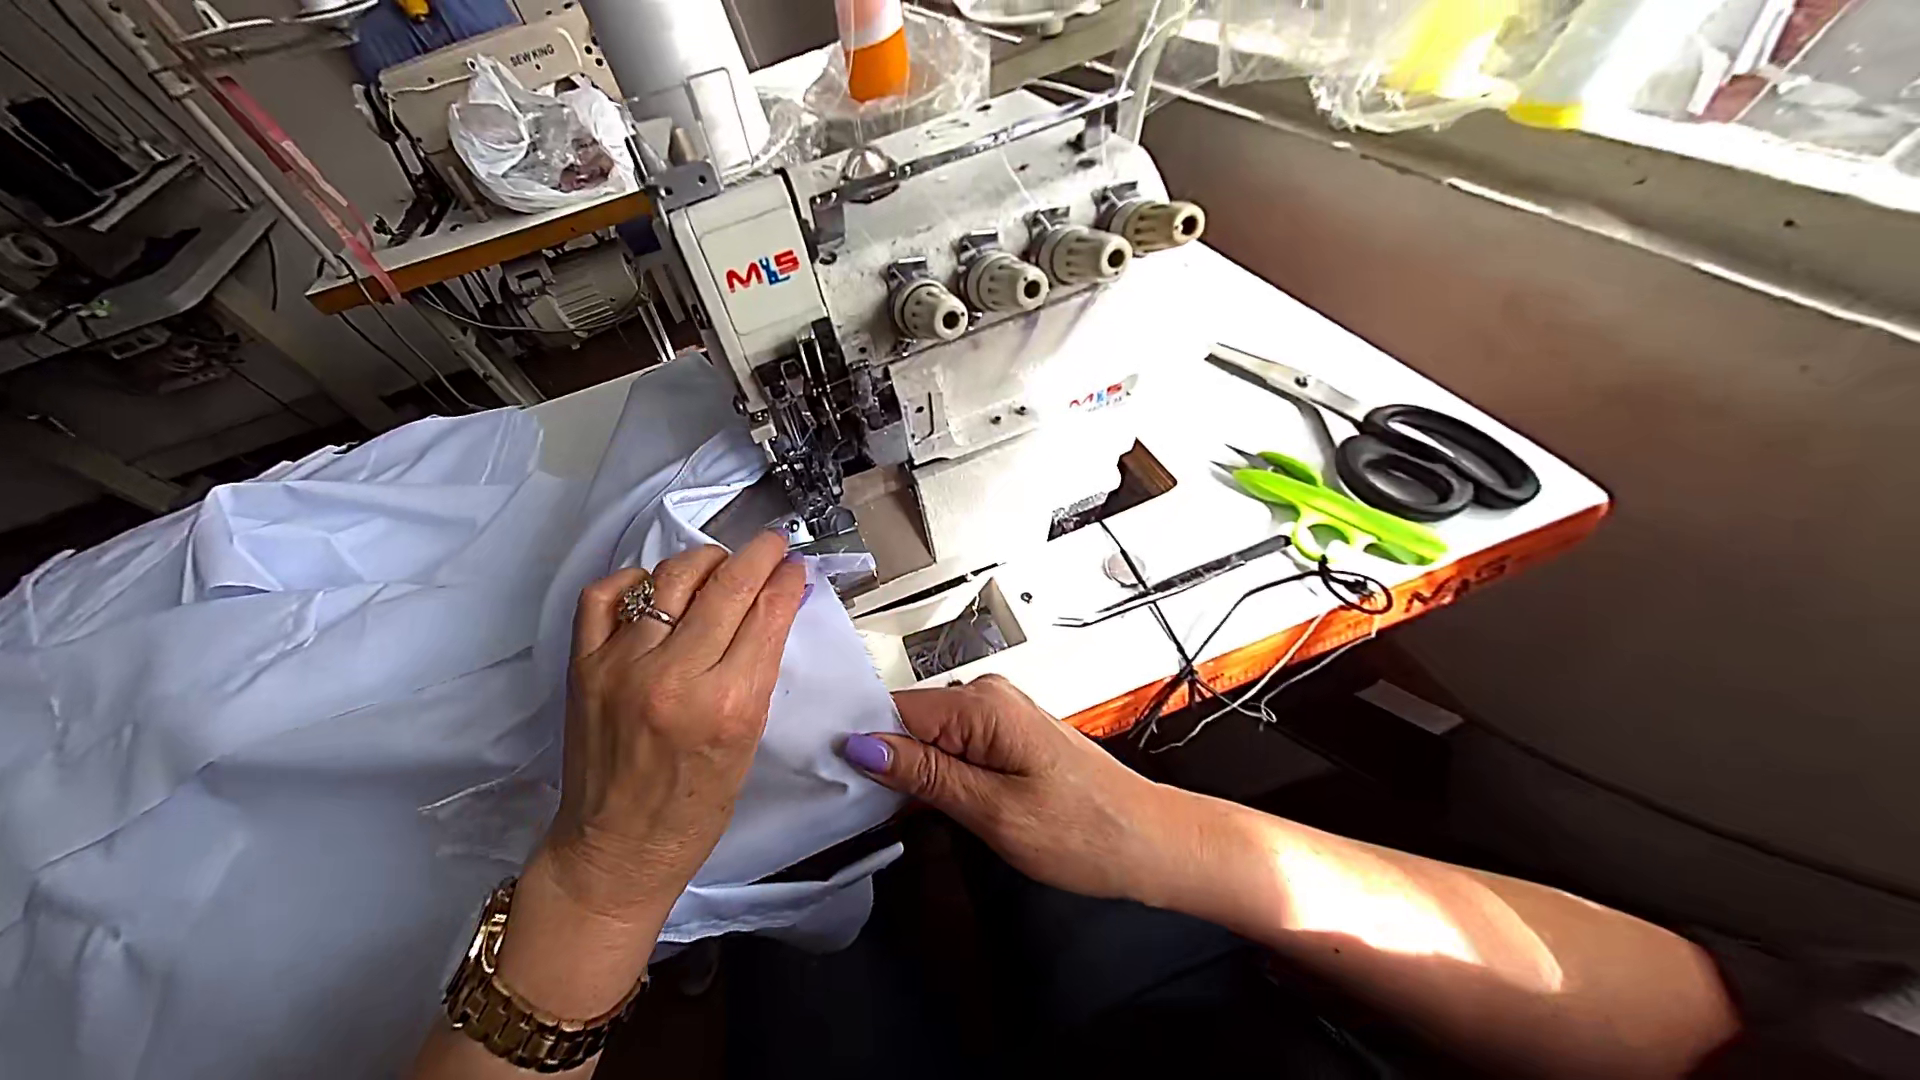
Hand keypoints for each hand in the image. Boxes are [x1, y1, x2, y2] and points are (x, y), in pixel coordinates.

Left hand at [533, 531, 808, 928]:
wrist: (617, 850)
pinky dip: (636, 579)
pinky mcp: (583, 666)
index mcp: (729, 703)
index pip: (767, 614)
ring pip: (672, 579)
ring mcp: (622, 666)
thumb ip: (760, 667)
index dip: (787, 579)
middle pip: (728, 586)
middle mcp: (676, 677)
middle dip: (759, 554)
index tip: (795, 565)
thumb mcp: (750, 738)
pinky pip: (605, 595)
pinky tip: (657, 586)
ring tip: (721, 563)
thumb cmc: (697, 807)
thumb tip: (774, 609)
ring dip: (707, 559)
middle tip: (772, 542)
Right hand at [842, 675, 1181, 904]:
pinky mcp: (1006, 734)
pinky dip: (940, 773)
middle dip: (890, 762)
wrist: (1147, 841)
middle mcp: (991, 697)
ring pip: (930, 735)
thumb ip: (924, 775)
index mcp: (985, 705)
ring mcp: (1000, 714)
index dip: (865, 745)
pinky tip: (945, 802)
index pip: (895, 709)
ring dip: (915, 771)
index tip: (843, 778)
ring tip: (923, 812)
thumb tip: (867, 747)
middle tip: (884, 809)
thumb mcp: (993, 811)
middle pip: (910, 720)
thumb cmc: (1089, 829)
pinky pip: (954, 744)